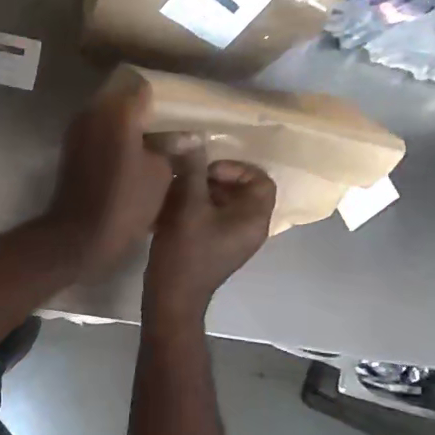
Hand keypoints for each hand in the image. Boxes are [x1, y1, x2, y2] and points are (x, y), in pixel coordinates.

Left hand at [45, 79, 173, 277]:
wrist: (79, 237)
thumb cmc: (125, 203)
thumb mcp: (160, 174)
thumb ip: (172, 147)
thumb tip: (186, 135)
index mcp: (117, 112)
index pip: (142, 85)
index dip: (163, 95)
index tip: (180, 107)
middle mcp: (92, 112)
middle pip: (122, 97)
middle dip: (144, 109)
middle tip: (170, 125)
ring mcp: (77, 131)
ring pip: (108, 116)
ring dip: (128, 125)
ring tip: (155, 142)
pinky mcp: (71, 151)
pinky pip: (98, 134)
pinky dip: (115, 140)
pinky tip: (135, 157)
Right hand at [144, 152, 275, 321]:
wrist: (172, 297)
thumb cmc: (185, 252)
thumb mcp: (188, 206)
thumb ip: (192, 170)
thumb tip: (192, 137)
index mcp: (254, 219)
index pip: (262, 181)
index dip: (236, 169)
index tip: (208, 170)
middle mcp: (251, 229)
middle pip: (243, 191)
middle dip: (215, 178)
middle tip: (189, 177)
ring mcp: (234, 241)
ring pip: (226, 204)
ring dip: (204, 192)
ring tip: (178, 190)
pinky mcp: (217, 248)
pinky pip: (215, 218)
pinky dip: (199, 208)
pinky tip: (174, 208)